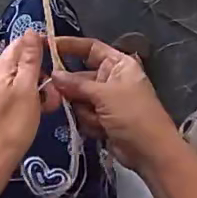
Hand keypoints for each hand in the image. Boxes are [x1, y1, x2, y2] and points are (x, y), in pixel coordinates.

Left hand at [0, 30, 59, 190]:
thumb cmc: (11, 127)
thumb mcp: (26, 89)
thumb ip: (29, 59)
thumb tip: (31, 31)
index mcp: (1, 65)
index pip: (24, 42)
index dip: (44, 48)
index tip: (60, 63)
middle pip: (25, 60)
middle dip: (44, 73)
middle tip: (52, 94)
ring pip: (24, 79)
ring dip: (40, 89)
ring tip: (46, 107)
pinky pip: (19, 93)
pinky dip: (31, 100)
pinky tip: (35, 114)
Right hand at [49, 36, 179, 166]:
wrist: (150, 152)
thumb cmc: (133, 115)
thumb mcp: (105, 95)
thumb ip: (77, 84)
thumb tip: (54, 74)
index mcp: (118, 64)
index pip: (90, 48)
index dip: (69, 45)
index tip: (46, 45)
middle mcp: (111, 79)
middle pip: (80, 76)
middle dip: (73, 89)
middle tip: (59, 95)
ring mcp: (106, 100)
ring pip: (78, 99)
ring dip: (84, 111)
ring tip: (98, 119)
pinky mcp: (102, 119)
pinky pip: (84, 115)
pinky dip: (89, 123)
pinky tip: (101, 130)